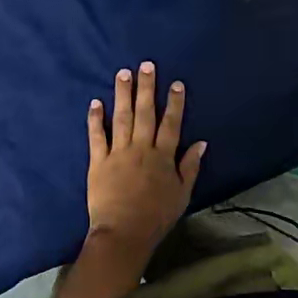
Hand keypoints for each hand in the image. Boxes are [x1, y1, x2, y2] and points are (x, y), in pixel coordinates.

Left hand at [85, 62, 205, 262]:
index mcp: (163, 157)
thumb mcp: (182, 194)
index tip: (176, 83)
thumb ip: (190, 167)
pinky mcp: (98, 162)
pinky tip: (96, 102)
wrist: (124, 232)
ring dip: (123, 94)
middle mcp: (141, 149)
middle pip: (145, 113)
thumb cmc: (156, 217)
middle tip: (146, 65)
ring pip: (121, 118)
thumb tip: (201, 143)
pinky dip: (96, 118)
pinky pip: (97, 136)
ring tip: (123, 73)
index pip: (171, 123)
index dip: (174, 102)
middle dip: (147, 88)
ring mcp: (118, 153)